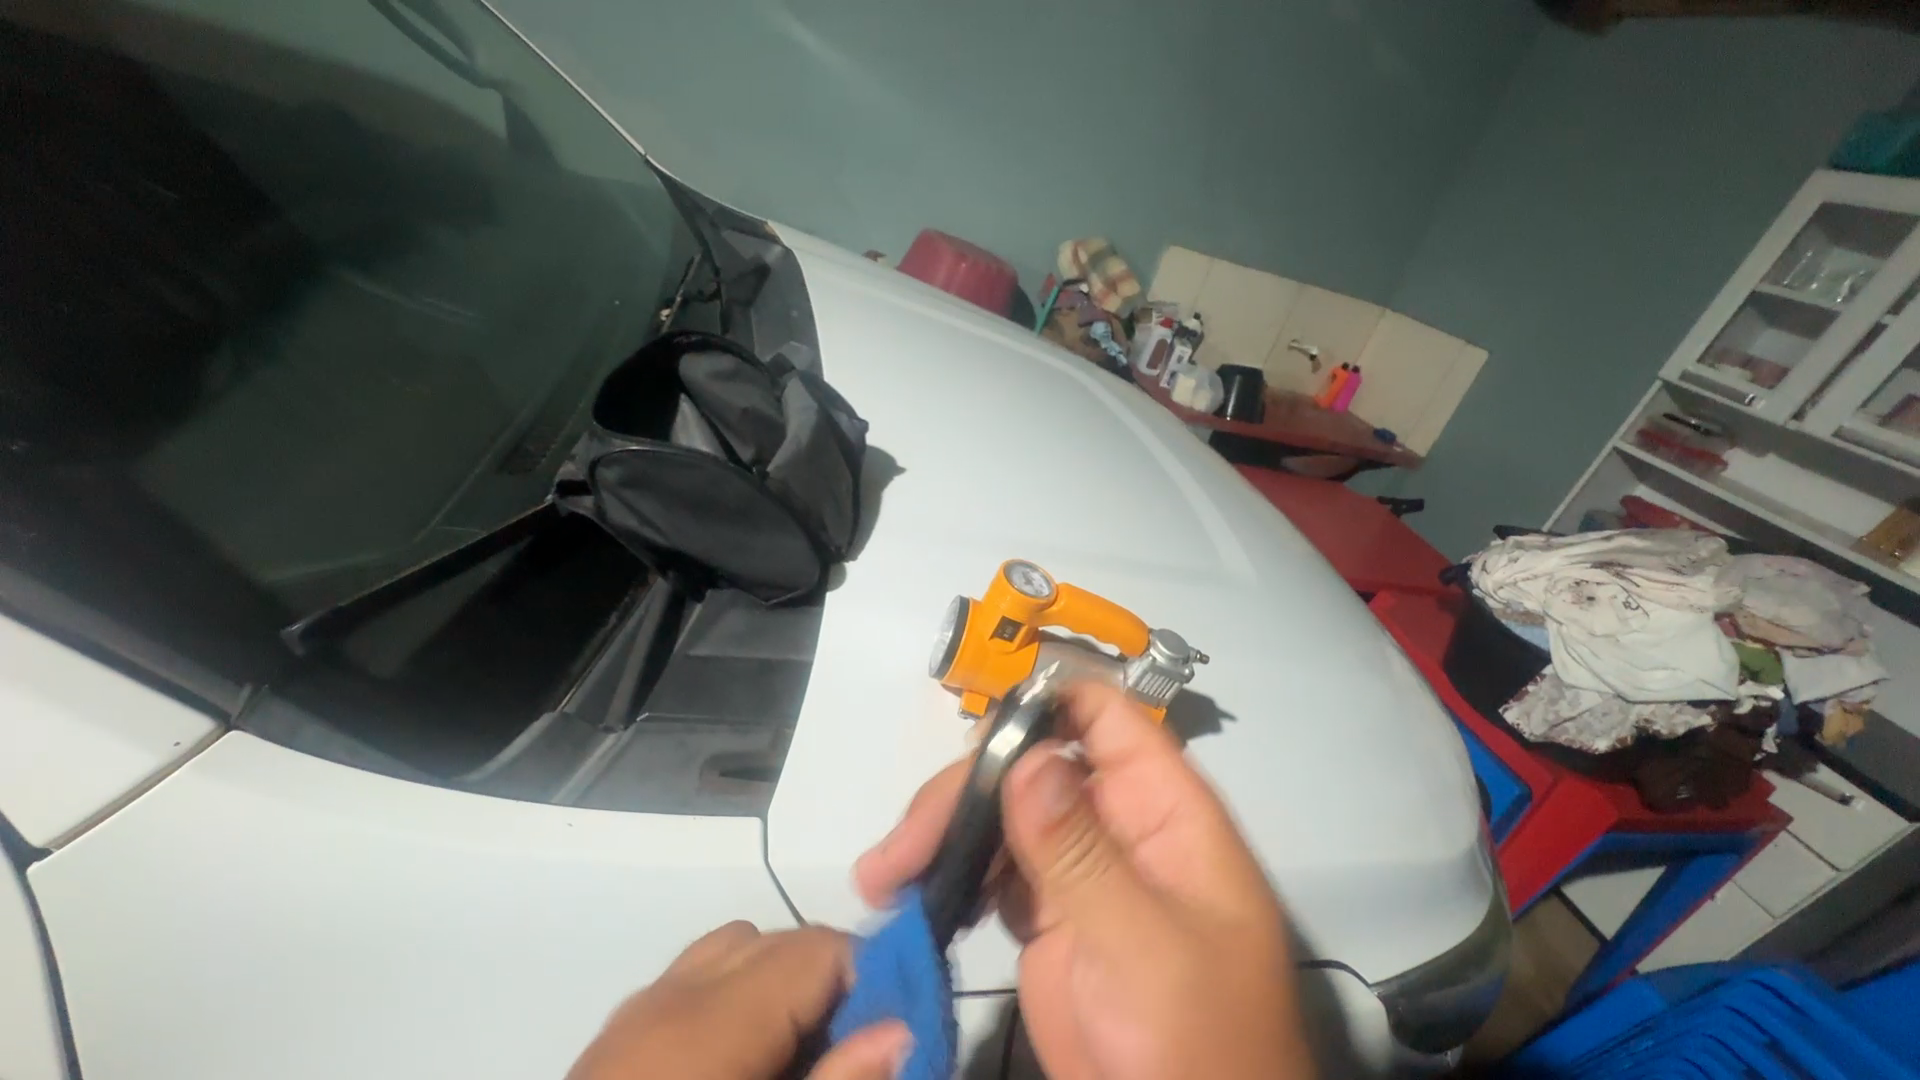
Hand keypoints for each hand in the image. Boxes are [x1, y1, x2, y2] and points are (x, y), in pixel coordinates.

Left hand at [566, 922, 909, 1079]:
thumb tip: (899, 1032)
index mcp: (711, 1023)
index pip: (820, 949)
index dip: (871, 980)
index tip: (895, 1032)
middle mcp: (672, 996)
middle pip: (782, 942)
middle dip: (831, 984)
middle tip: (848, 1055)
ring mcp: (637, 1011)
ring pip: (736, 951)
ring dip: (781, 983)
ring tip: (796, 1054)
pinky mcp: (614, 1037)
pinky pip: (694, 979)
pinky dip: (734, 996)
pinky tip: (737, 1062)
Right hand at [855, 683, 1315, 1079]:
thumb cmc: (1196, 1041)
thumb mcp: (1142, 945)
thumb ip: (1080, 852)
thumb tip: (1028, 758)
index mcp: (1161, 809)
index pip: (1105, 719)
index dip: (1043, 706)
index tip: (974, 734)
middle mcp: (1117, 823)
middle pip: (1032, 767)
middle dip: (964, 794)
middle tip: (900, 849)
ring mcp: (1079, 868)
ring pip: (1003, 814)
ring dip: (941, 834)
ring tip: (881, 877)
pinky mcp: (1047, 913)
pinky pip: (992, 869)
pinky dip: (949, 874)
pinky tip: (908, 894)